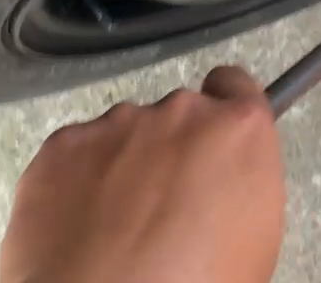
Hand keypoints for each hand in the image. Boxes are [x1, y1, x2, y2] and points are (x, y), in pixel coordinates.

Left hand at [0, 66, 283, 282]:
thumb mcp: (256, 237)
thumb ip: (243, 182)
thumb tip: (223, 182)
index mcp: (238, 127)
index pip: (233, 84)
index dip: (222, 110)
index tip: (212, 144)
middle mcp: (181, 109)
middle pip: (179, 113)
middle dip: (171, 148)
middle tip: (161, 207)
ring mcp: (119, 122)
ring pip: (126, 132)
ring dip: (124, 165)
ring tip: (112, 227)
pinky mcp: (64, 145)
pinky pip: (76, 153)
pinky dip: (76, 182)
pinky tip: (77, 229)